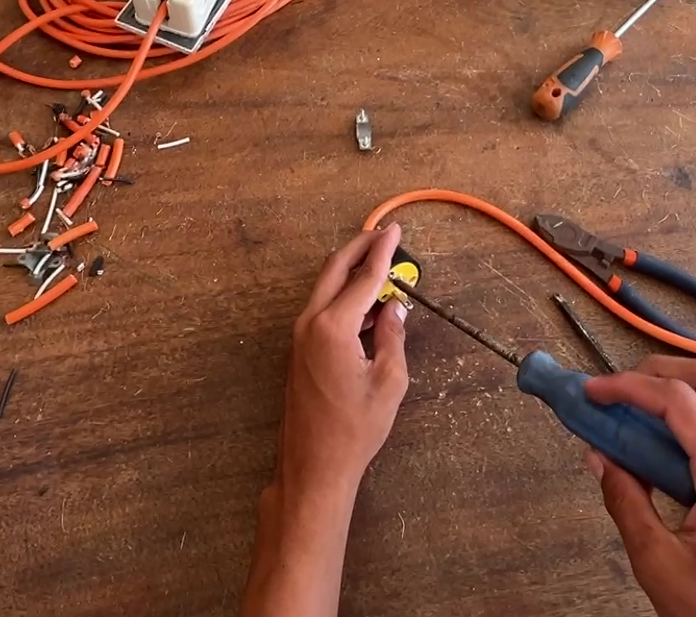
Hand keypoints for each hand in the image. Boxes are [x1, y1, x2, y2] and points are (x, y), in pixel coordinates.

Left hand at [243, 224, 410, 616]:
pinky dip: (343, 294)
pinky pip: (322, 307)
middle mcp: (310, 322)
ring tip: (380, 262)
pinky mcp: (299, 347)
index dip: (383, 251)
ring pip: (326, 286)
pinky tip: (366, 302)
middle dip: (359, 247)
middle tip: (383, 233)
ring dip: (351, 270)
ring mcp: (300, 335)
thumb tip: (395, 307)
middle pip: (335, 269)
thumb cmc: (354, 429)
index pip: (364, 278)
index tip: (395, 229)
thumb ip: (393, 336)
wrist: (313, 465)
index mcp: (333, 327)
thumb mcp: (388, 382)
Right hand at [584, 358, 695, 616]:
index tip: (589, 391)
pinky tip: (659, 446)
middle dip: (658, 371)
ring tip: (632, 415)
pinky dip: (689, 418)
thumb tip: (597, 455)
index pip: (679, 401)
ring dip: (675, 391)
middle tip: (617, 391)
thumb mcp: (660, 566)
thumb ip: (626, 502)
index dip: (628, 386)